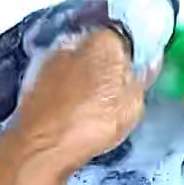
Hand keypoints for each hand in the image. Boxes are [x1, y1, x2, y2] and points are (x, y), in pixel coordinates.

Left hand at [8, 29, 145, 174]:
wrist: (43, 145)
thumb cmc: (93, 123)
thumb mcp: (132, 106)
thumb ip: (142, 79)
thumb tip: (148, 63)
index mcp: (106, 39)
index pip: (126, 41)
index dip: (131, 61)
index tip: (133, 80)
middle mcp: (77, 40)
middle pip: (98, 51)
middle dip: (106, 68)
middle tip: (112, 96)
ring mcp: (52, 58)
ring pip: (77, 65)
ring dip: (84, 79)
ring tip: (89, 108)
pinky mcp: (34, 78)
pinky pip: (60, 81)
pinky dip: (66, 91)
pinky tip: (70, 112)